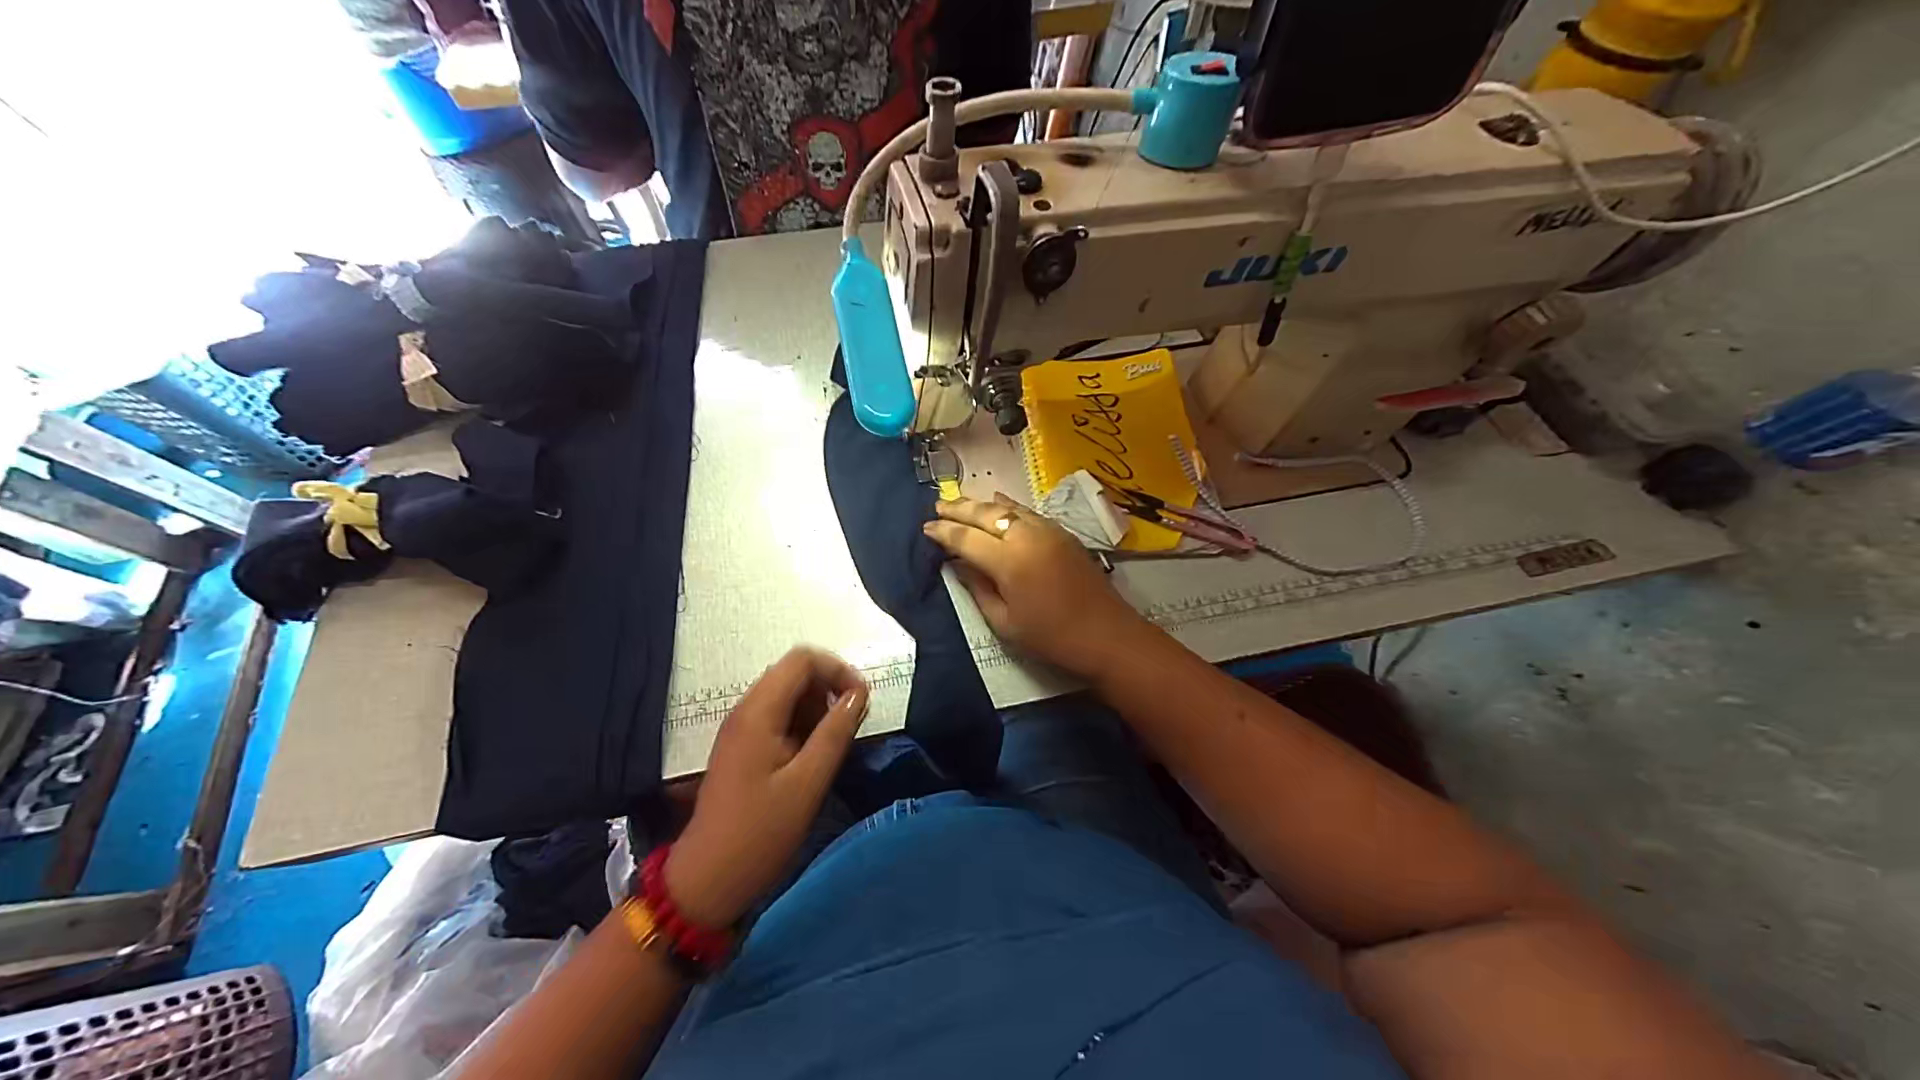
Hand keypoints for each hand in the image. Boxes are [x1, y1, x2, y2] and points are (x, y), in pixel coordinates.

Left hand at [665, 648, 867, 926]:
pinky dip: (802, 724)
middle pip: (794, 672)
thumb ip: (835, 733)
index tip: (861, 702)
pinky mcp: (742, 746)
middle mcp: (746, 709)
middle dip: (829, 689)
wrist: (707, 879)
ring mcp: (741, 728)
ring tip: (832, 745)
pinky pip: (778, 716)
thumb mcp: (808, 783)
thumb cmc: (761, 832)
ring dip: (817, 708)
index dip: (838, 670)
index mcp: (758, 711)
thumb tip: (857, 695)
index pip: (802, 659)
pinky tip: (812, 757)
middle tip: (849, 726)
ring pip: (787, 694)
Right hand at [923, 495, 1158, 678]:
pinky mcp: (1062, 533)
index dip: (944, 532)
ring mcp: (1047, 531)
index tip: (926, 528)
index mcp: (1009, 561)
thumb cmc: (1051, 638)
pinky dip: (1008, 506)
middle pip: (985, 514)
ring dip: (982, 504)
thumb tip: (958, 564)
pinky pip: (1027, 512)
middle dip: (959, 509)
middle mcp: (1026, 537)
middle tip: (937, 506)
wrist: (1107, 635)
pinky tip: (999, 502)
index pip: (966, 538)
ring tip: (960, 503)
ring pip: (1007, 508)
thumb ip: (978, 588)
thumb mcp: (1004, 622)